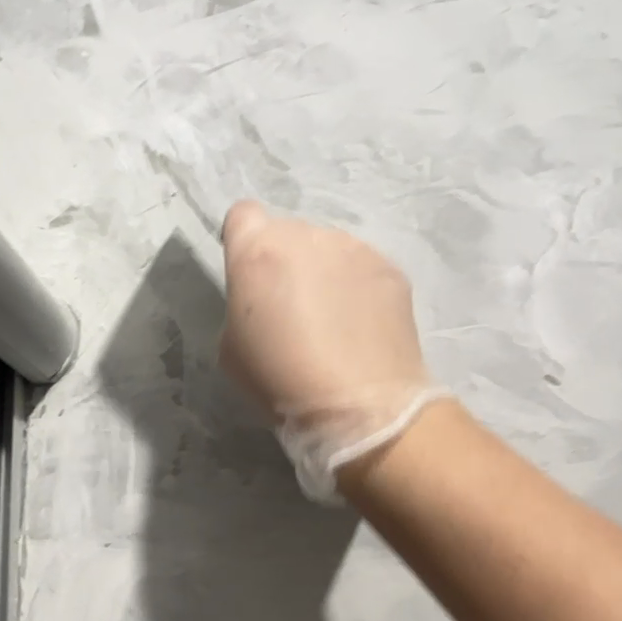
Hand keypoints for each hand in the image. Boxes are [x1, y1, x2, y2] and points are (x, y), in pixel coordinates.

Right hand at [217, 200, 446, 500]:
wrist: (360, 405)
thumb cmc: (279, 380)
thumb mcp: (230, 347)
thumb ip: (242, 303)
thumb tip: (264, 295)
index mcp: (257, 252)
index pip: (242, 215)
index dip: (242, 241)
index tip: (248, 274)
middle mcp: (306, 236)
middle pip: (287, 232)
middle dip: (284, 260)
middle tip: (290, 307)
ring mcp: (354, 247)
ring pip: (327, 248)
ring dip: (322, 272)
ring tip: (330, 320)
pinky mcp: (391, 267)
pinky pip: (361, 267)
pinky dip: (356, 288)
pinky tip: (359, 327)